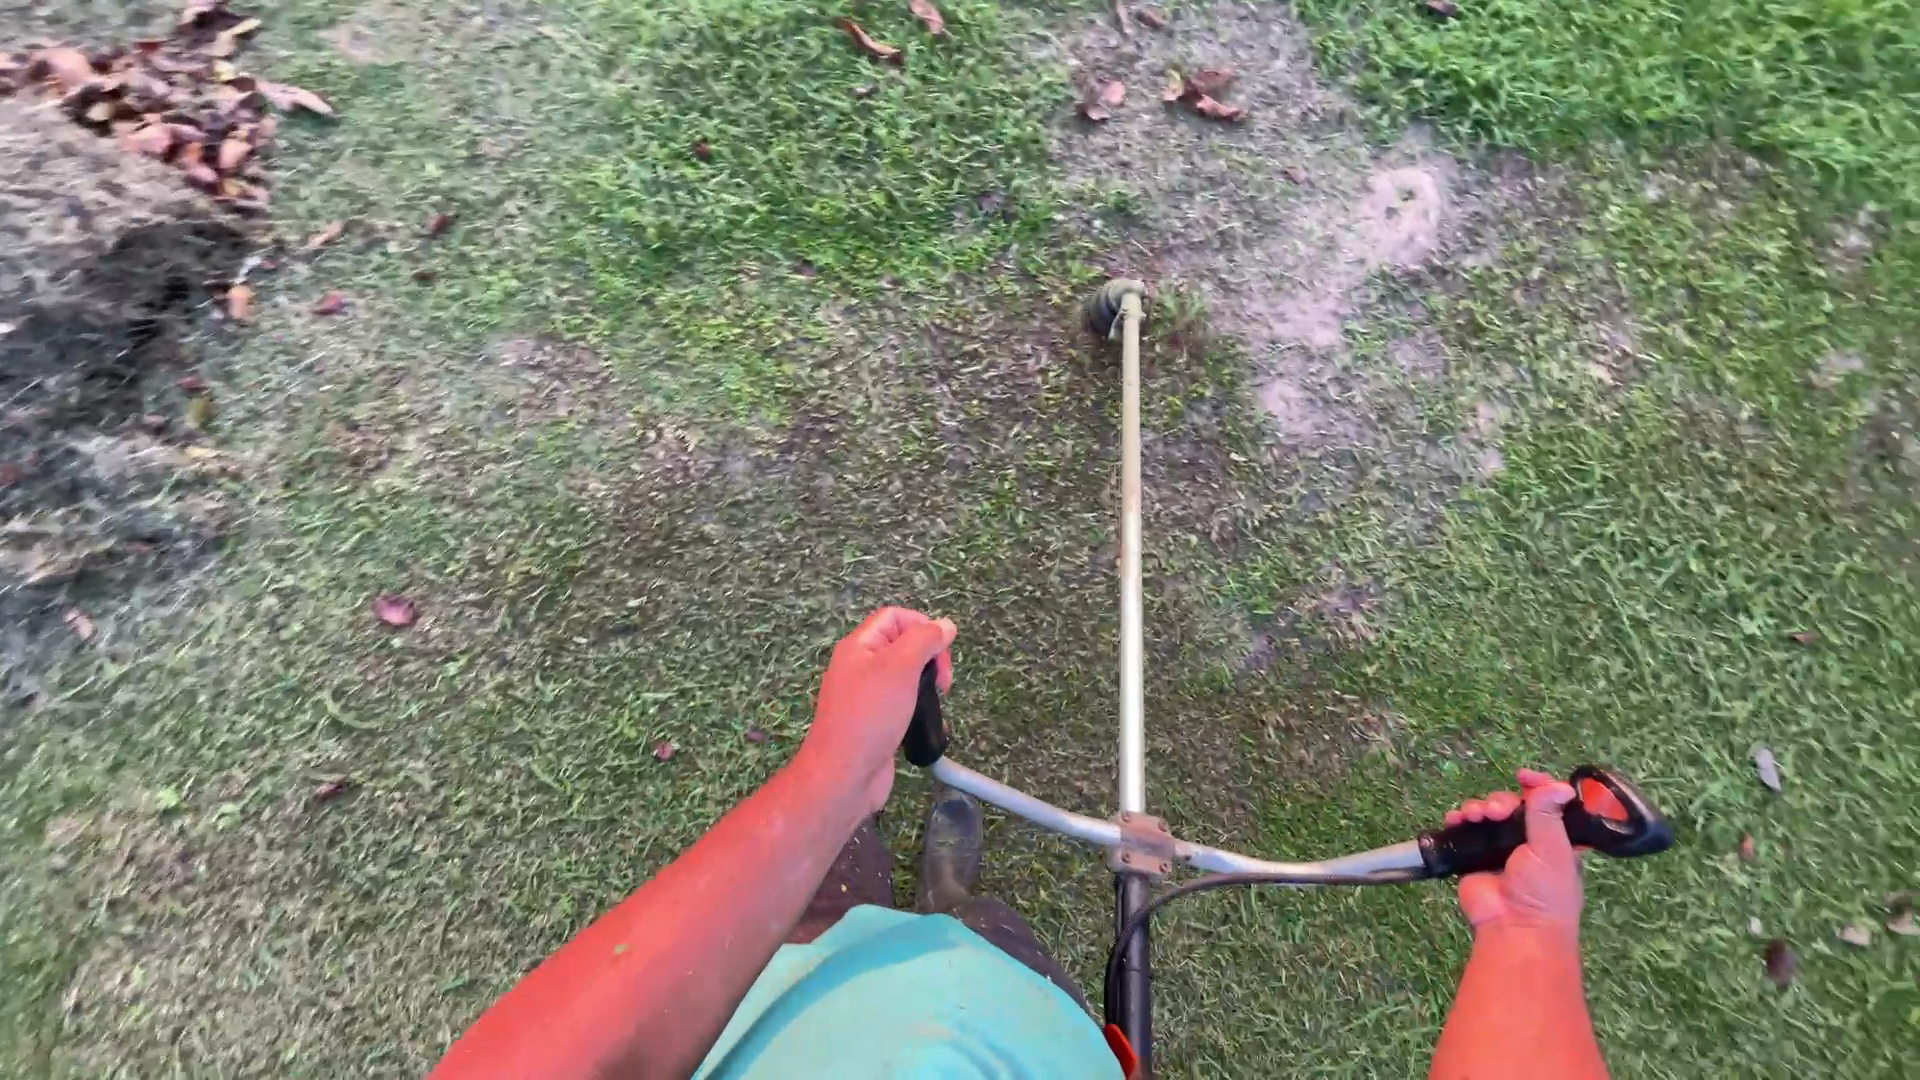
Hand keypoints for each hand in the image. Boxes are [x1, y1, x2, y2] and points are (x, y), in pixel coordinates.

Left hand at [802, 607, 955, 814]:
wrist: (844, 775)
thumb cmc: (871, 715)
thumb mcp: (900, 667)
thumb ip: (924, 641)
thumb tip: (946, 624)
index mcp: (859, 646)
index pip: (893, 617)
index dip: (921, 624)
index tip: (942, 649)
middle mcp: (860, 666)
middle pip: (901, 643)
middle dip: (929, 654)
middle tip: (944, 679)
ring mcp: (866, 695)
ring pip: (904, 673)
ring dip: (926, 680)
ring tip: (940, 697)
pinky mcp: (875, 720)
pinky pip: (901, 700)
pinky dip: (918, 703)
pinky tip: (928, 717)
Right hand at [1447, 768, 1583, 935]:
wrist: (1513, 925)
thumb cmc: (1544, 892)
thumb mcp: (1553, 851)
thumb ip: (1549, 816)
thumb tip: (1559, 785)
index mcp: (1556, 841)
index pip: (1550, 804)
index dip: (1539, 787)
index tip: (1523, 776)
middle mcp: (1528, 841)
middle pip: (1512, 805)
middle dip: (1500, 801)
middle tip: (1495, 811)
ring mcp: (1498, 848)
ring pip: (1485, 813)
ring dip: (1477, 807)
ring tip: (1474, 816)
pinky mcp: (1473, 854)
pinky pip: (1463, 828)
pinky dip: (1458, 819)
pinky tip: (1456, 820)